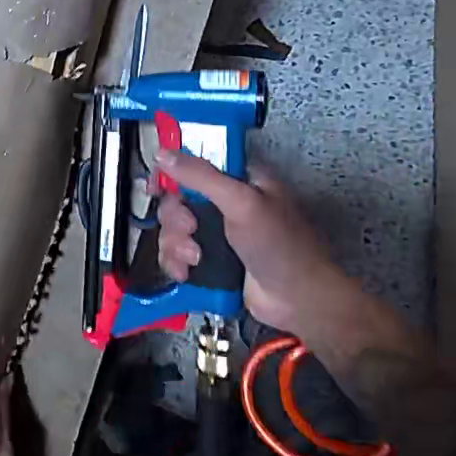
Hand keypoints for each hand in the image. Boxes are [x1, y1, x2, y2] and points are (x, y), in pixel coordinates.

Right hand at [152, 148, 348, 335]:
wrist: (298, 301)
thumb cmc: (280, 246)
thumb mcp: (241, 203)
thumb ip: (201, 176)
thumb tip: (163, 154)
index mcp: (238, 179)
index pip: (194, 164)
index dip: (171, 173)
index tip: (157, 186)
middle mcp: (225, 203)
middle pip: (176, 200)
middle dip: (176, 219)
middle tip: (191, 231)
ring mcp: (216, 233)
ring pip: (173, 230)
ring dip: (176, 245)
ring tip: (195, 260)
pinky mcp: (210, 260)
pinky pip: (176, 255)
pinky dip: (176, 264)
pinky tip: (188, 273)